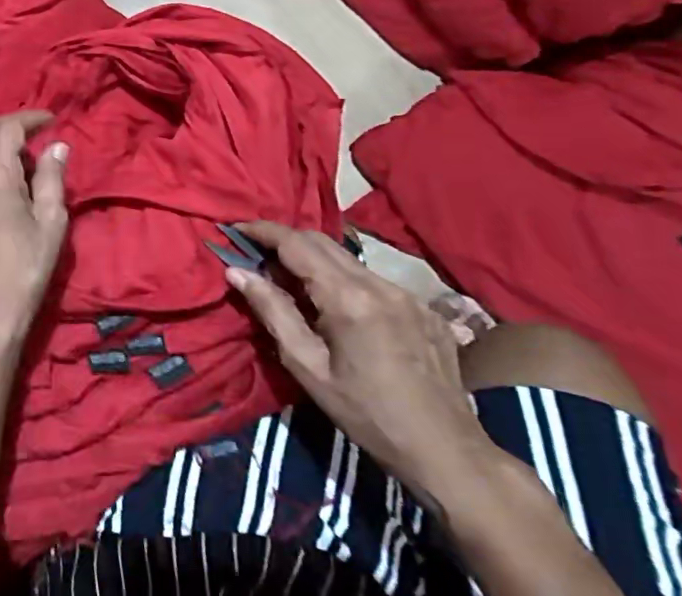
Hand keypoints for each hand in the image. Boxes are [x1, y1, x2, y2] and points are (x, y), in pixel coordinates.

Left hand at [0, 112, 70, 354]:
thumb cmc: (28, 263)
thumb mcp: (52, 220)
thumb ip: (52, 178)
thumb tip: (57, 147)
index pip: (6, 127)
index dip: (29, 118)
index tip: (51, 121)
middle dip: (6, 121)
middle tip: (34, 132)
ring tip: (24, 154)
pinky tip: (5, 175)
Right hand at [226, 221, 501, 497]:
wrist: (447, 453)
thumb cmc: (366, 413)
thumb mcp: (306, 364)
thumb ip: (272, 311)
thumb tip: (236, 271)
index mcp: (350, 299)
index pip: (296, 244)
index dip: (261, 231)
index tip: (233, 229)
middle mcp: (382, 286)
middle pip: (322, 242)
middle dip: (283, 239)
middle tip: (252, 251)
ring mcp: (410, 296)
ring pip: (347, 259)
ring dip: (312, 259)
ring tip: (287, 279)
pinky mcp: (426, 310)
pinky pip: (372, 279)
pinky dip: (341, 278)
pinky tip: (333, 304)